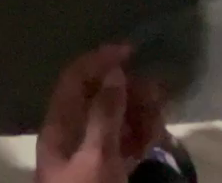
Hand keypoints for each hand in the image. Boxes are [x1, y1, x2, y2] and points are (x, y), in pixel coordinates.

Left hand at [35, 45, 164, 182]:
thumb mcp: (96, 158)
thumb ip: (105, 113)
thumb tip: (115, 72)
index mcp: (59, 128)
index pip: (74, 79)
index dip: (99, 59)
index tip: (131, 51)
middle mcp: (72, 136)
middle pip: (99, 97)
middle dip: (129, 88)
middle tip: (157, 86)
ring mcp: (90, 156)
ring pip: (116, 120)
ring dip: (140, 109)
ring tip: (162, 107)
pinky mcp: (108, 174)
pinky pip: (125, 143)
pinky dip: (142, 134)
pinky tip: (159, 131)